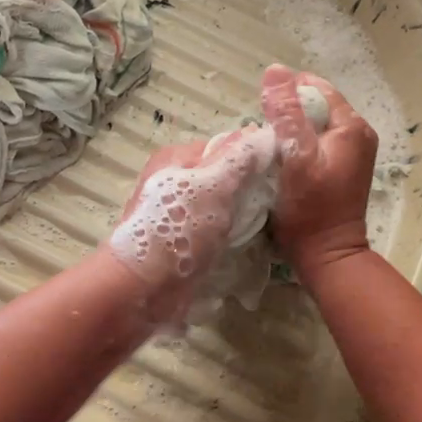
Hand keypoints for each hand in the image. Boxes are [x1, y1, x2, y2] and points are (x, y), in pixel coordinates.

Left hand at [107, 128, 270, 321]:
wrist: (144, 288)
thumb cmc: (178, 229)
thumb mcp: (214, 184)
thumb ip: (240, 157)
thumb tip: (265, 133)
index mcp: (176, 158)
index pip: (226, 147)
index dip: (253, 158)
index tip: (276, 176)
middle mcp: (174, 181)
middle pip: (225, 178)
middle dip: (249, 191)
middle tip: (271, 205)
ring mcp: (177, 214)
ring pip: (222, 207)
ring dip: (242, 218)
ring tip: (260, 228)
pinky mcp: (182, 242)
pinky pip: (215, 232)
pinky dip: (230, 238)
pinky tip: (243, 246)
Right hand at [261, 64, 377, 278]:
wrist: (327, 255)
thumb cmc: (311, 209)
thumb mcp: (295, 156)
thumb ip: (286, 113)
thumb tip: (274, 70)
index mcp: (352, 126)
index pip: (315, 89)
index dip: (286, 95)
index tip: (263, 115)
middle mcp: (358, 135)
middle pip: (314, 107)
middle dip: (287, 115)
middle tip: (264, 137)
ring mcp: (352, 154)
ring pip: (312, 126)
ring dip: (289, 133)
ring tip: (270, 151)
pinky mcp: (341, 170)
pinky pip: (315, 145)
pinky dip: (296, 148)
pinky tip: (281, 164)